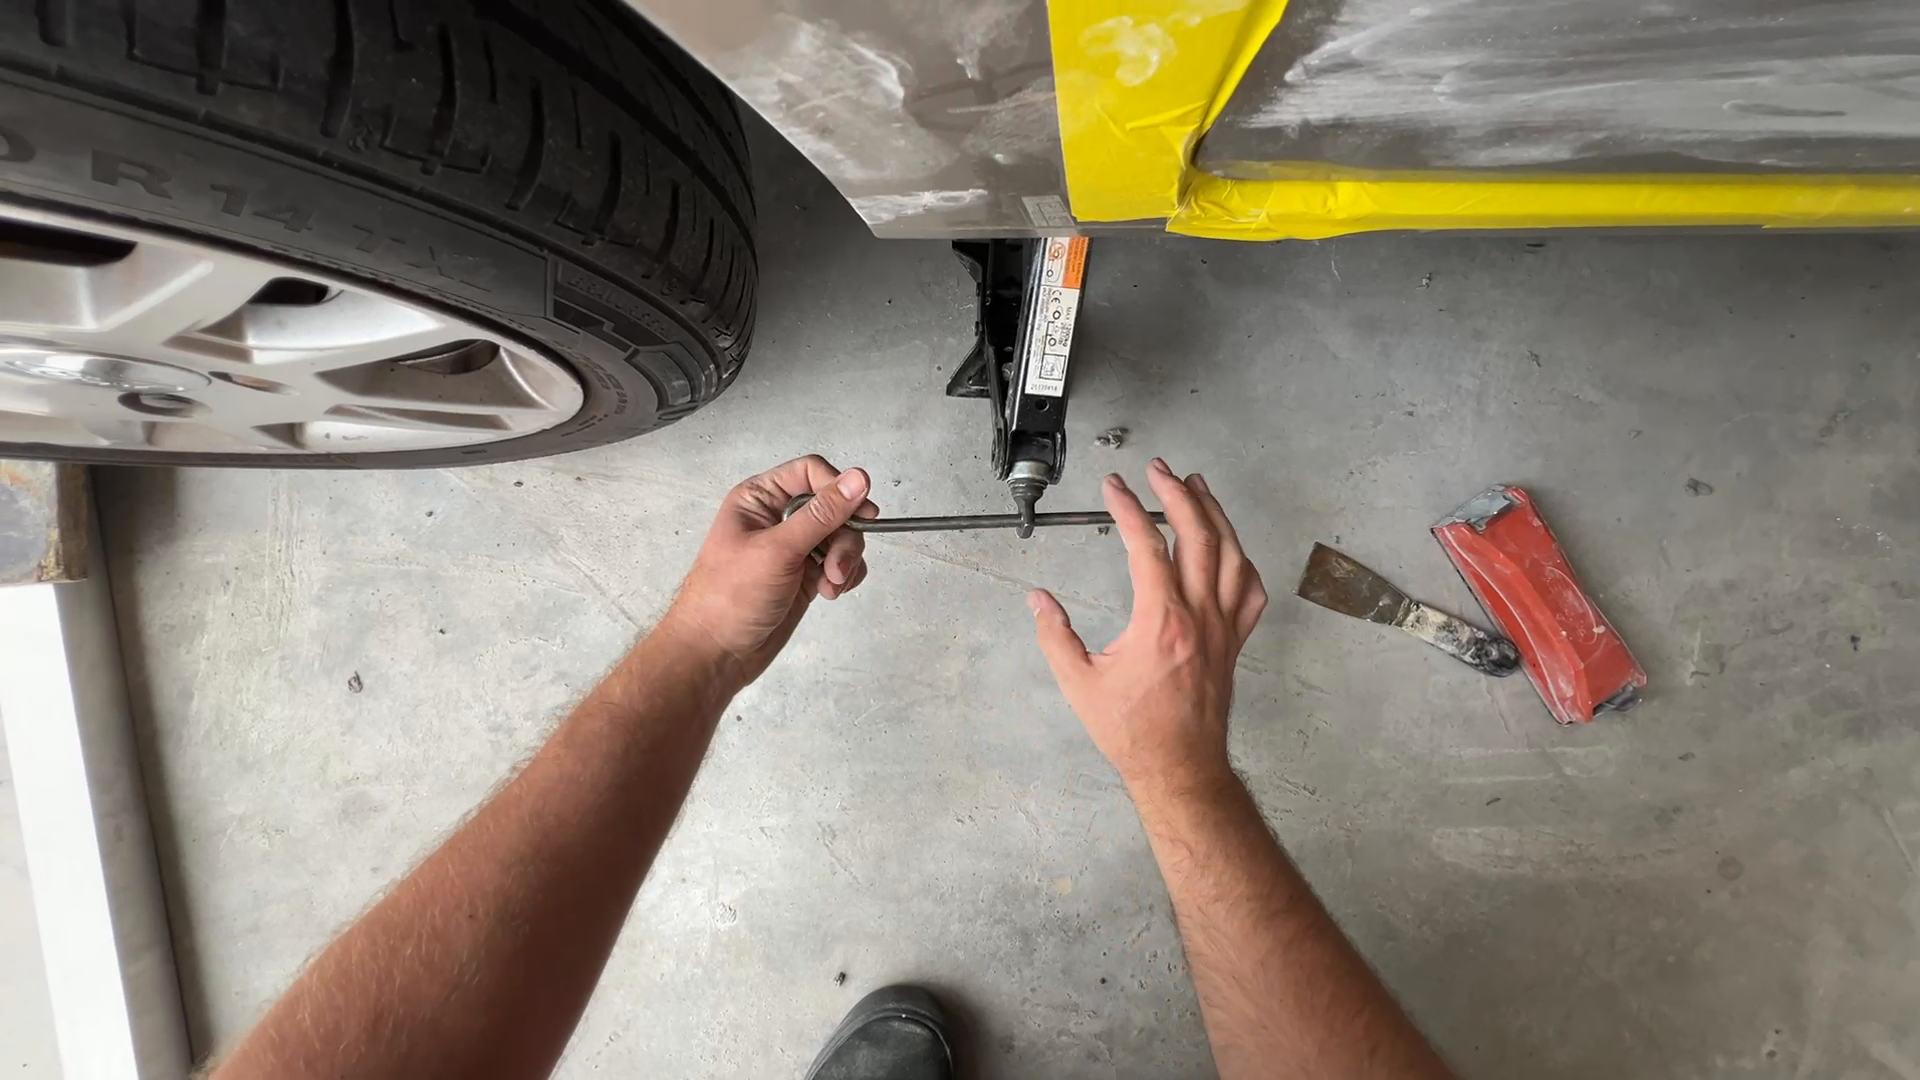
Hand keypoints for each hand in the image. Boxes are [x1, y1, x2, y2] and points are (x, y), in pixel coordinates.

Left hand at [661, 455, 877, 684]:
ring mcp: (794, 548)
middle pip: (834, 507)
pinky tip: (831, 592)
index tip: (862, 512)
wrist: (716, 655)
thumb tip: (859, 478)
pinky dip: (844, 576)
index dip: (838, 488)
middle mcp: (779, 518)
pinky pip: (840, 563)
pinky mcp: (806, 575)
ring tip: (831, 585)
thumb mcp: (778, 550)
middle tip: (838, 566)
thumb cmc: (731, 597)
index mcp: (760, 499)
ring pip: (842, 536)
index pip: (811, 473)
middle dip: (844, 536)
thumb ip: (822, 514)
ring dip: (845, 560)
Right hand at [1029, 460, 1266, 798]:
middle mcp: (1199, 617)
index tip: (1114, 487)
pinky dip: (1241, 559)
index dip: (1128, 509)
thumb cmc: (1134, 731)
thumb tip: (1038, 600)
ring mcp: (1223, 628)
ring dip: (1214, 514)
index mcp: (1161, 622)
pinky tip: (1231, 547)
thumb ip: (1055, 635)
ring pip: (1231, 555)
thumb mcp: (1079, 683)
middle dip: (1177, 494)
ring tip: (1198, 486)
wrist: (1180, 767)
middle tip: (1158, 470)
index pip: (1146, 547)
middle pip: (1198, 536)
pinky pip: (1249, 591)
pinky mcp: (1233, 641)